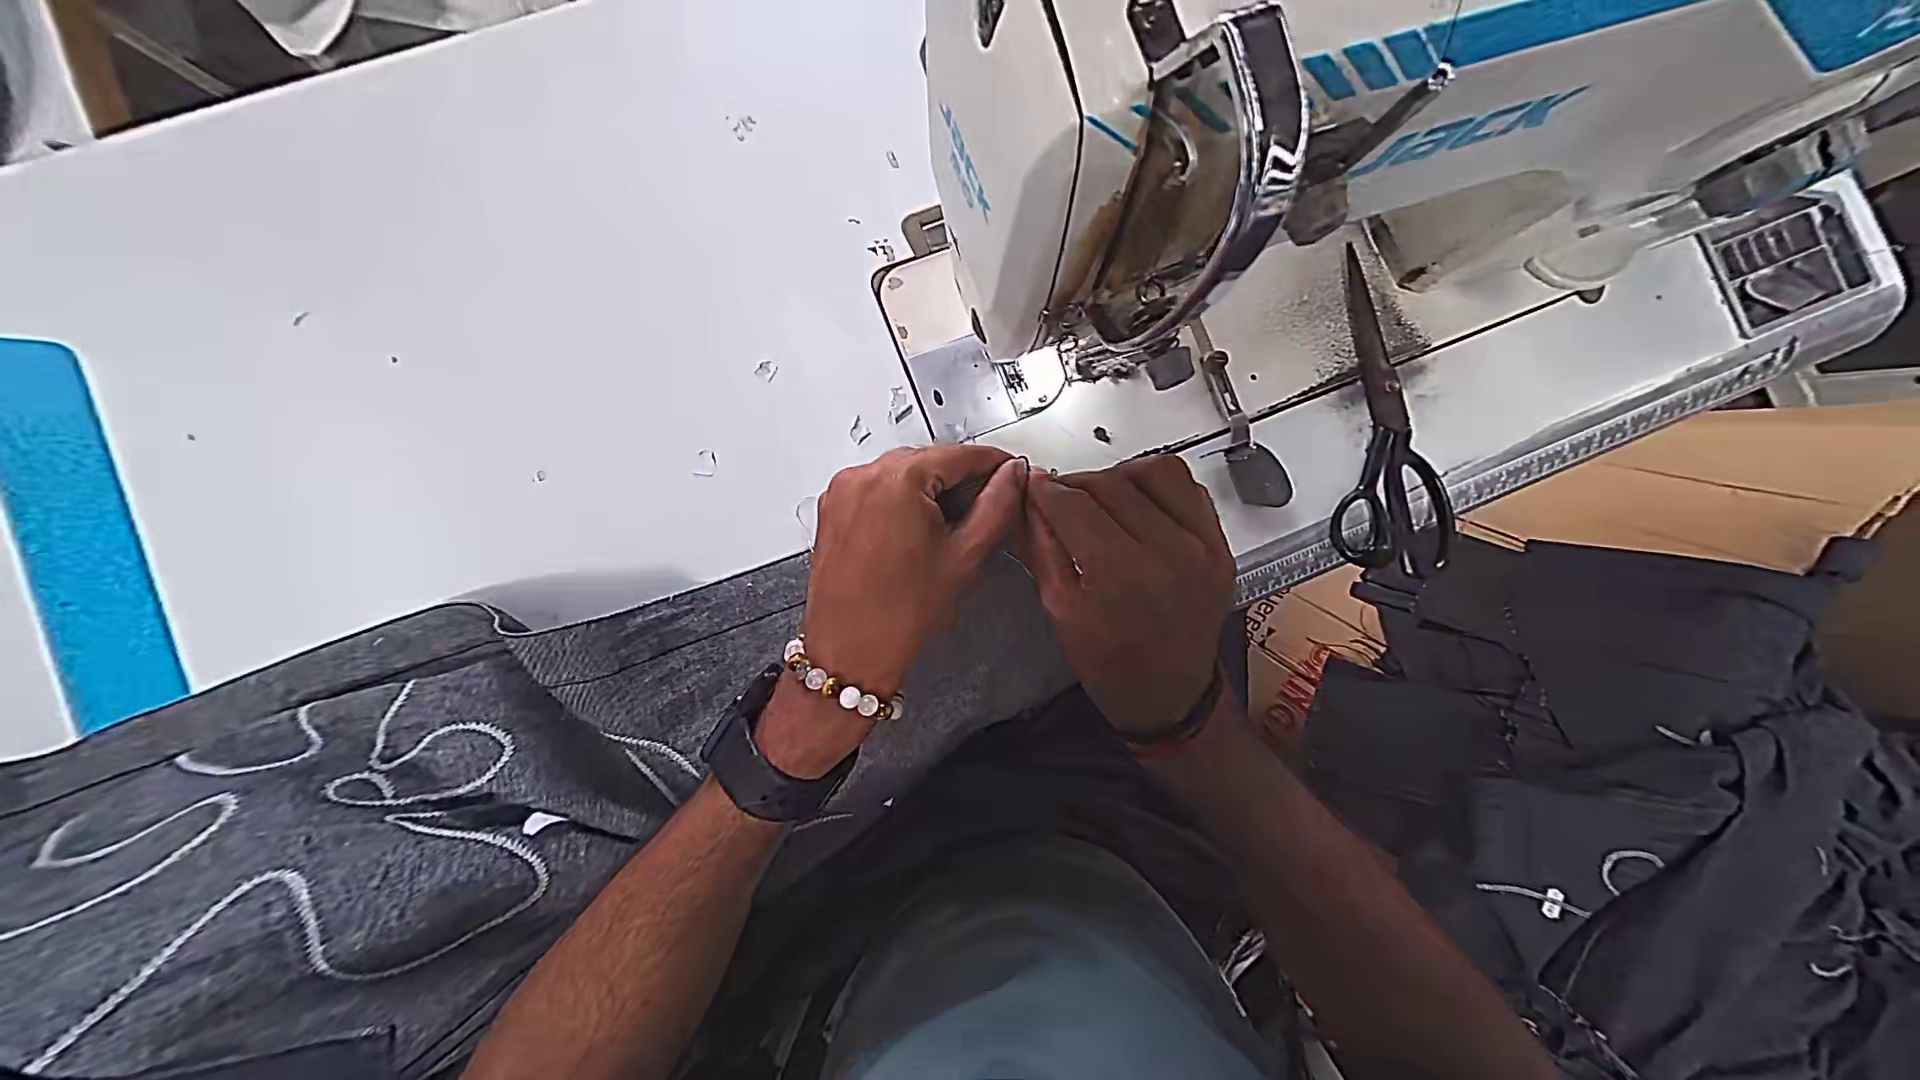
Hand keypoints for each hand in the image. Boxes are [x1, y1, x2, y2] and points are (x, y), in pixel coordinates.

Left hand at [802, 443, 1029, 696]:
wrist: (851, 650)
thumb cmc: (896, 615)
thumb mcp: (965, 555)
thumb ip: (998, 506)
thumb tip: (1011, 476)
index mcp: (897, 480)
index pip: (959, 453)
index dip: (993, 461)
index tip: (1009, 469)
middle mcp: (863, 477)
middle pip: (929, 459)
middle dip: (961, 477)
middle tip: (989, 502)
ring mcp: (843, 492)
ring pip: (902, 472)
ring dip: (931, 488)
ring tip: (950, 526)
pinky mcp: (833, 508)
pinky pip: (877, 488)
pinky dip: (901, 499)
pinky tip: (917, 531)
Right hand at [1019, 456, 1234, 736]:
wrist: (1169, 696)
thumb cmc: (1115, 667)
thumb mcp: (1060, 610)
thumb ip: (1042, 548)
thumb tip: (1029, 504)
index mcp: (1120, 574)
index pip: (1072, 504)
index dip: (1044, 491)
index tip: (1035, 488)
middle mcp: (1167, 553)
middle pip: (1109, 483)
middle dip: (1074, 486)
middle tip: (1060, 500)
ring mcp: (1200, 548)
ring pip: (1153, 472)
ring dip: (1119, 477)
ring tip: (1102, 499)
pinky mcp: (1219, 547)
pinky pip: (1189, 488)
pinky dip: (1159, 486)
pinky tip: (1140, 504)